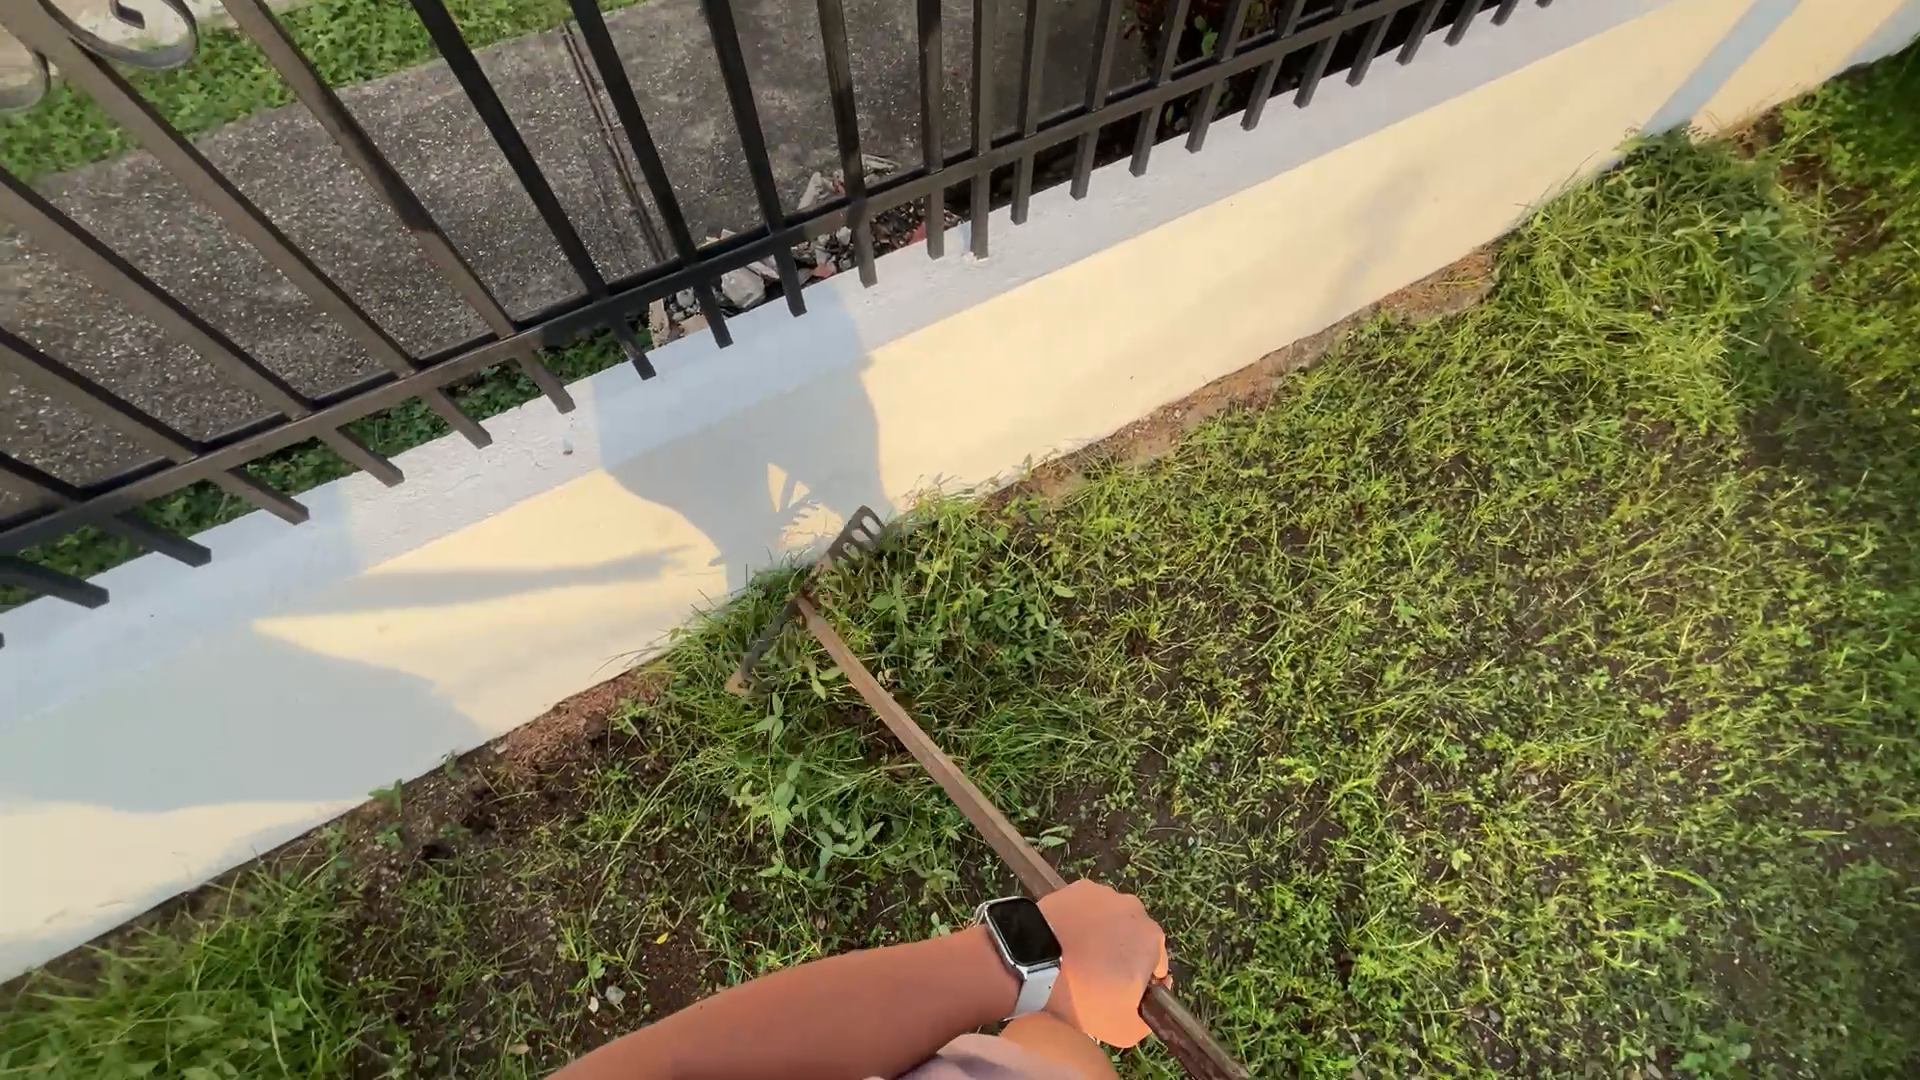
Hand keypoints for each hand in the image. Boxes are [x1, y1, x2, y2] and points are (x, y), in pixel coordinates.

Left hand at [1036, 880, 1169, 1047]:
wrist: (1035, 960)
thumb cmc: (1086, 994)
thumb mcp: (1126, 1026)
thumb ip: (1148, 1013)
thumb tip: (1148, 997)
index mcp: (1152, 938)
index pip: (1156, 965)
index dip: (1141, 983)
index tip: (1122, 993)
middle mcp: (1133, 908)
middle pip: (1134, 938)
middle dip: (1123, 955)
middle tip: (1099, 976)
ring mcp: (1103, 893)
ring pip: (1111, 920)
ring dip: (1103, 935)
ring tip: (1080, 957)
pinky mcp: (1077, 887)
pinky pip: (1087, 908)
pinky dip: (1082, 920)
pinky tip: (1067, 939)